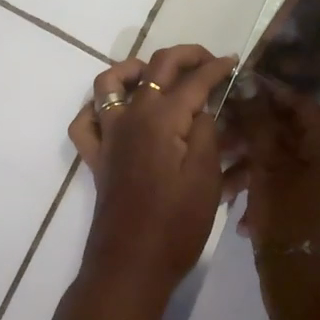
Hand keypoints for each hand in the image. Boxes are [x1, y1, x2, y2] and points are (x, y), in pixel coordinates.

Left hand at [58, 46, 236, 319]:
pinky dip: (97, 109)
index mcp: (163, 117)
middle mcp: (132, 115)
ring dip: (133, 70)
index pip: (194, 80)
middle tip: (208, 61)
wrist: (132, 264)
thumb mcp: (206, 178)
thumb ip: (206, 132)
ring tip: (156, 76)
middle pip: (156, 66)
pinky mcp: (97, 157)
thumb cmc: (176, 223)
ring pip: (109, 82)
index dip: (217, 68)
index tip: (234, 62)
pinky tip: (116, 112)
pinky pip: (85, 123)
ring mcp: (110, 134)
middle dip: (185, 55)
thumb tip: (203, 107)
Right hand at [224, 80, 319, 319]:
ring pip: (285, 162)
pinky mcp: (318, 210)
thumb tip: (250, 83)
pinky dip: (264, 190)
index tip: (238, 88)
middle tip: (219, 136)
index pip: (302, 105)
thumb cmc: (288, 222)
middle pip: (291, 133)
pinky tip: (237, 212)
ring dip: (251, 167)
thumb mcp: (268, 168)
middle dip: (252, 135)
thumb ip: (259, 123)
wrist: (305, 294)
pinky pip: (289, 185)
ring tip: (221, 184)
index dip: (269, 93)